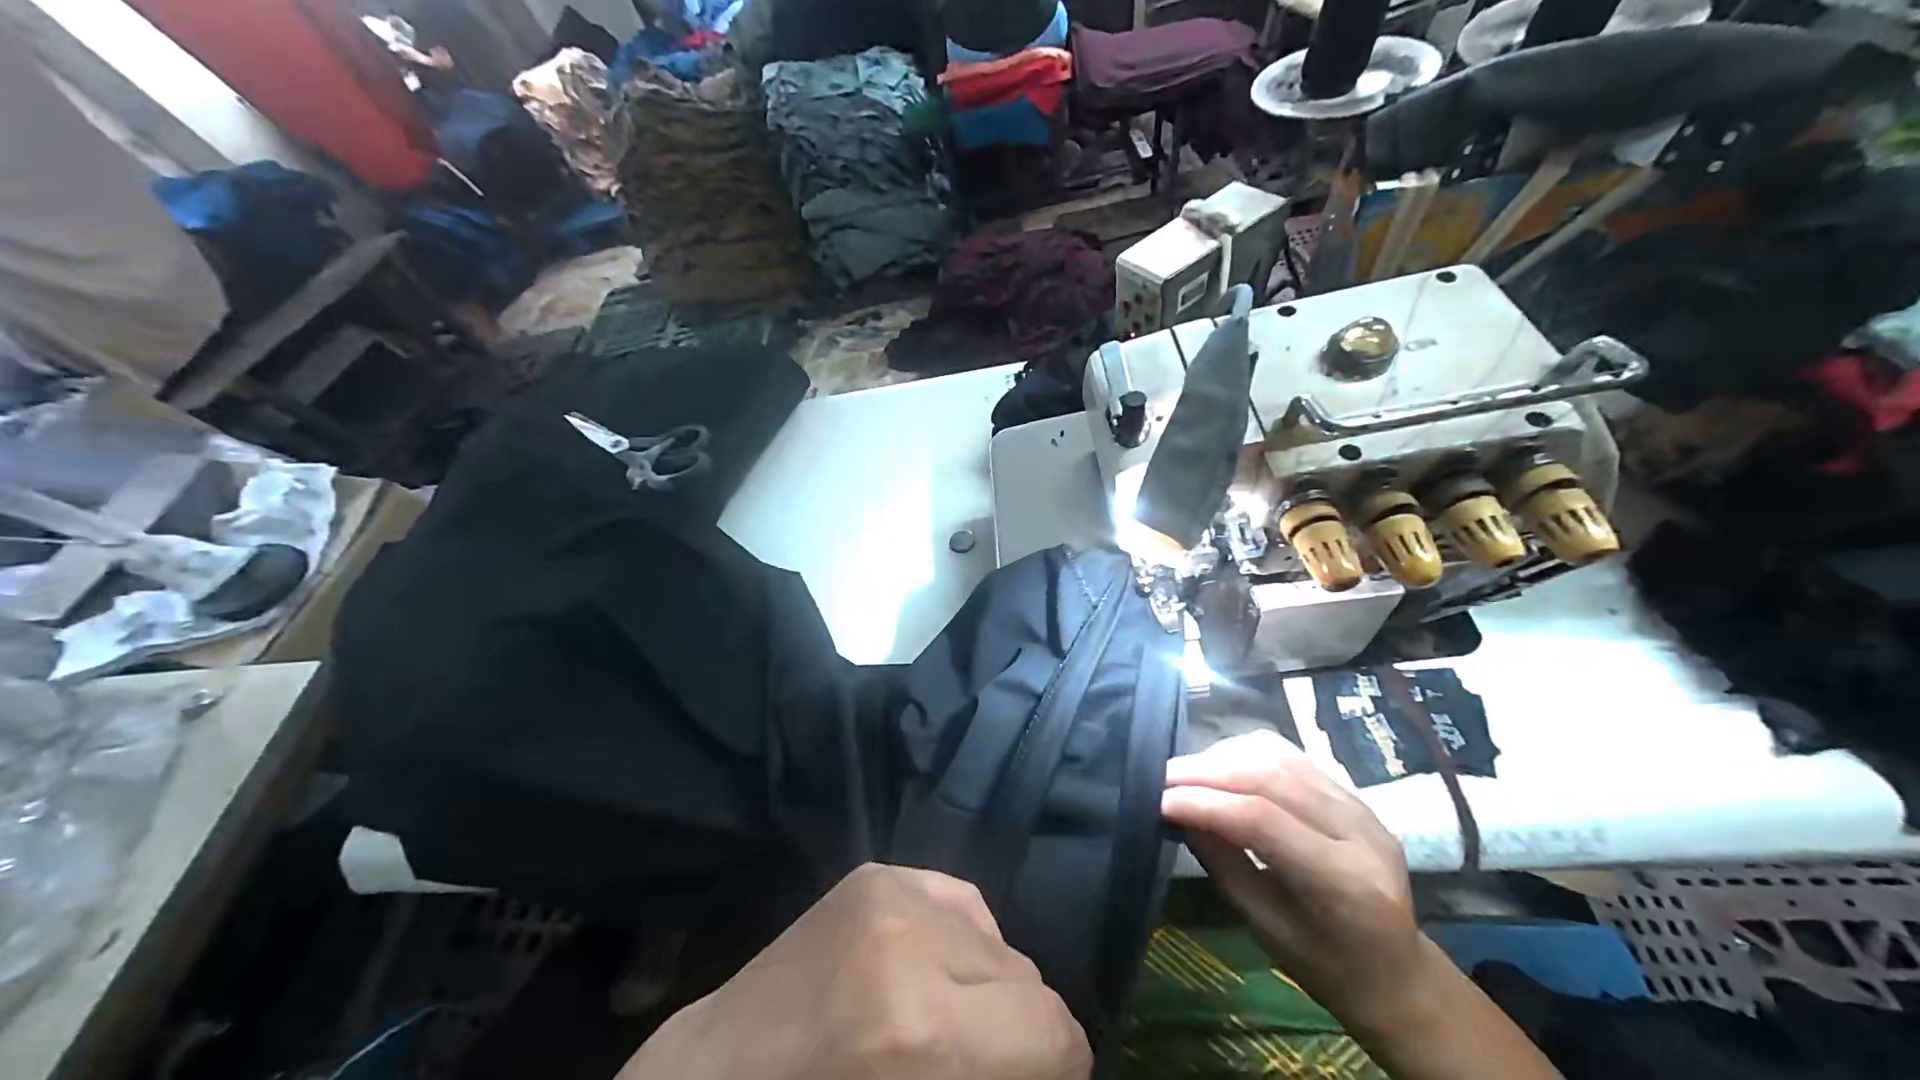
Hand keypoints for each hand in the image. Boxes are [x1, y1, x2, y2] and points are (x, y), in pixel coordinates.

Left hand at [618, 863, 1089, 1079]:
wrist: (717, 1073)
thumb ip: (995, 1071)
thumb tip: (1057, 1053)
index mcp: (918, 1027)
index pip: (1048, 1028)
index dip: (1062, 1063)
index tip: (1052, 1075)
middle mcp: (909, 939)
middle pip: (1026, 978)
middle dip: (1020, 1027)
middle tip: (987, 1056)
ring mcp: (888, 891)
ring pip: (997, 938)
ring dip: (988, 983)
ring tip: (948, 1012)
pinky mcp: (874, 874)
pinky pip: (962, 901)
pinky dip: (962, 941)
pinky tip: (930, 966)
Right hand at [1162, 730, 1562, 1079]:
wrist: (1394, 970)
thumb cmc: (1325, 964)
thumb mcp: (1265, 924)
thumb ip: (1222, 861)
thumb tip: (1175, 810)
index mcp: (1344, 881)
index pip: (1262, 819)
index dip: (1204, 802)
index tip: (1158, 800)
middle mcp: (1360, 831)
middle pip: (1271, 775)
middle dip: (1207, 770)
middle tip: (1161, 777)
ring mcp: (1361, 804)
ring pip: (1281, 755)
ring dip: (1224, 756)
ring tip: (1185, 771)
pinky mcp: (1353, 791)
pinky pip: (1293, 754)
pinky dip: (1247, 752)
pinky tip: (1220, 765)